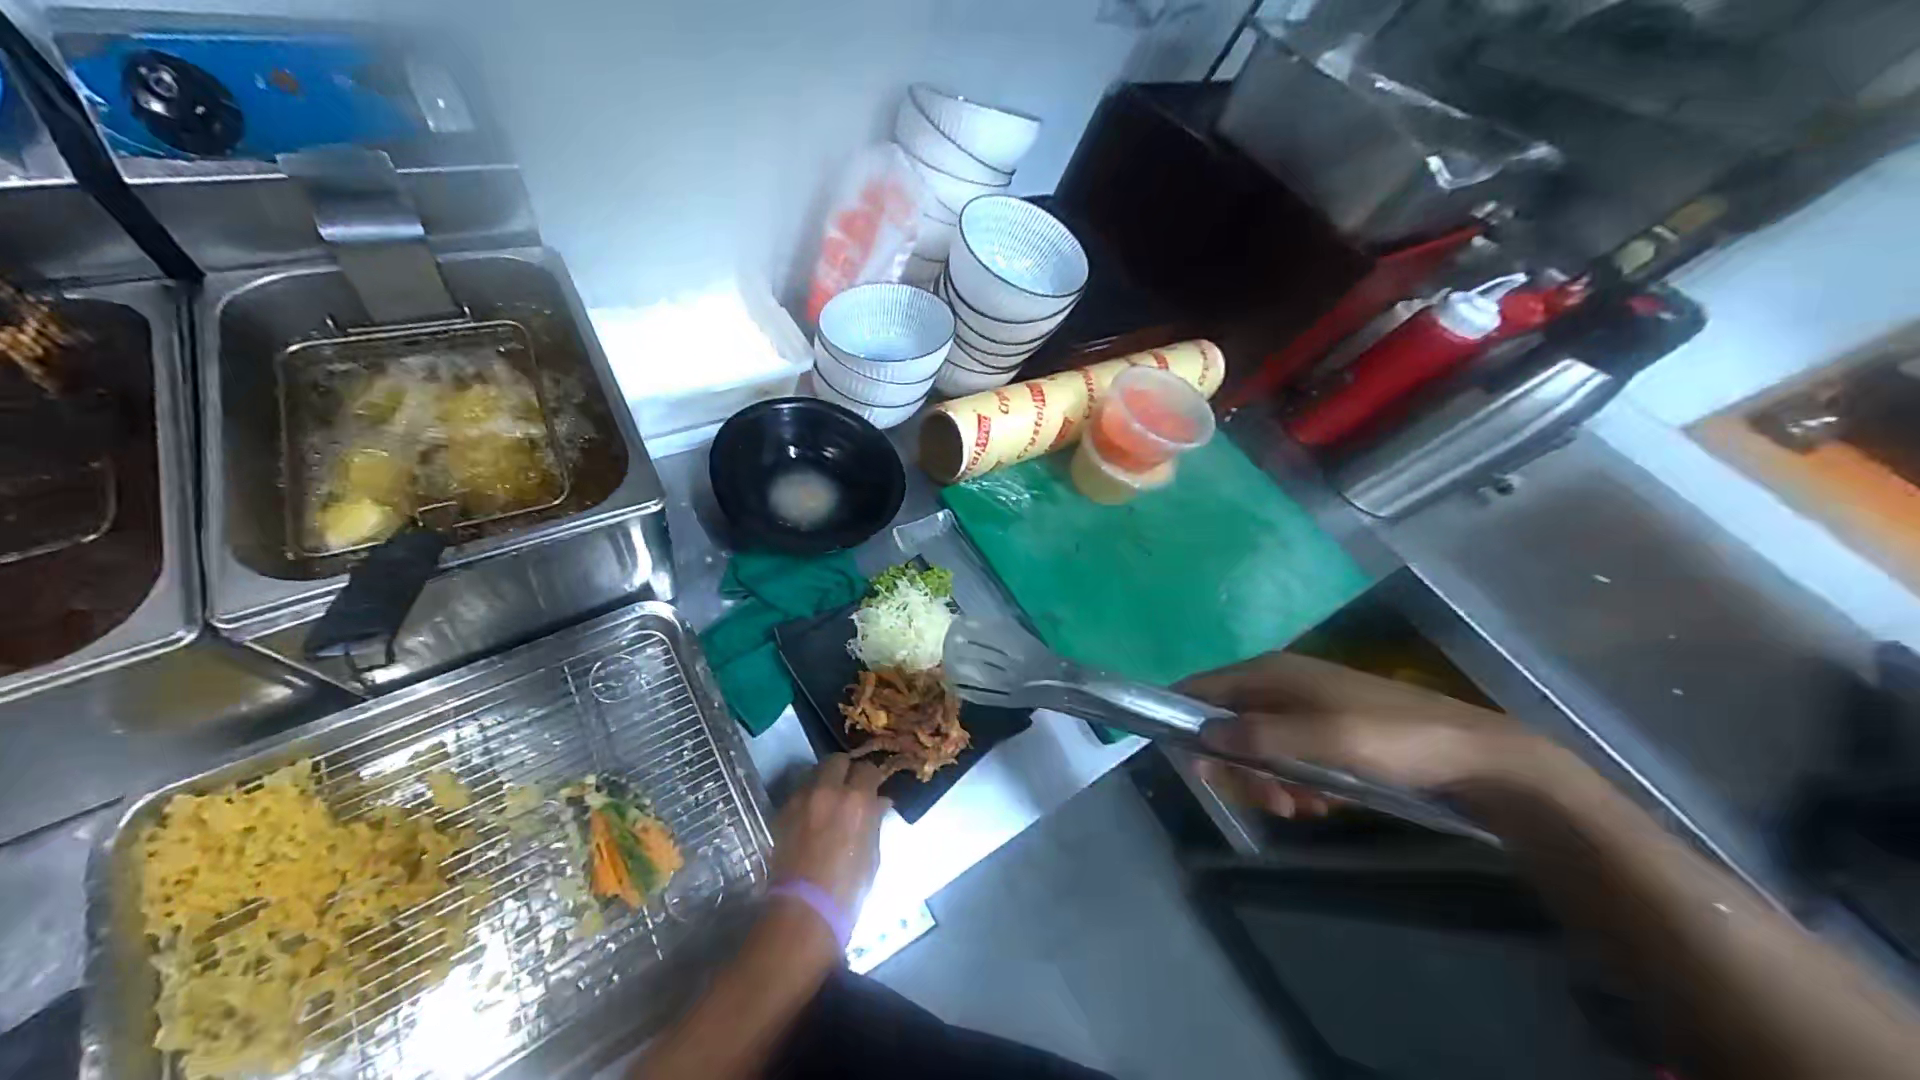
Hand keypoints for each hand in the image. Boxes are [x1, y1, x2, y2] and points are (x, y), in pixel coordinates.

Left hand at [771, 754, 890, 913]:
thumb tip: (879, 802)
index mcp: (858, 799)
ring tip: (828, 800)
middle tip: (849, 786)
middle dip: (845, 769)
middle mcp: (828, 791)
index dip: (871, 777)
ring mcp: (801, 800)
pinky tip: (811, 817)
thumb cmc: (849, 888)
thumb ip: (875, 821)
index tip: (872, 786)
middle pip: (837, 761)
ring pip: (814, 774)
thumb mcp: (873, 853)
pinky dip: (808, 799)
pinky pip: (798, 794)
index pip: (867, 769)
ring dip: (824, 782)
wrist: (804, 910)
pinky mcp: (782, 813)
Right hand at [1177, 652, 1544, 817]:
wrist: (1478, 758)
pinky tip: (1319, 803)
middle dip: (1238, 767)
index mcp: (1270, 673)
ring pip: (1255, 746)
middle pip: (1225, 724)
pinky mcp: (1324, 731)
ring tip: (1300, 808)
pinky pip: (1286, 757)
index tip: (1192, 765)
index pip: (1201, 688)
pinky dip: (1293, 782)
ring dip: (1267, 781)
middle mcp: (1278, 685)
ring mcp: (1302, 708)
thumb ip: (1259, 736)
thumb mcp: (1324, 740)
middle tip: (1267, 801)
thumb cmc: (1394, 740)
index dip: (1184, 720)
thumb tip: (1200, 735)